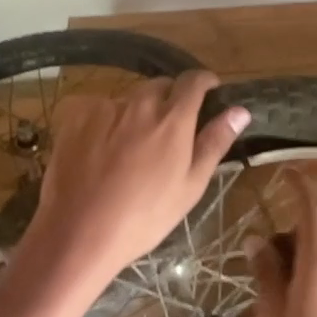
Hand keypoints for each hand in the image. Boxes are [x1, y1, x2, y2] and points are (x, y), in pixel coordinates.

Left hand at [31, 70, 248, 281]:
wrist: (78, 235)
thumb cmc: (144, 217)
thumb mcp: (190, 186)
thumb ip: (215, 142)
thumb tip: (240, 110)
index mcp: (173, 119)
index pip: (194, 80)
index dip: (204, 82)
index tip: (209, 92)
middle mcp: (140, 104)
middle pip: (160, 86)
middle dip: (169, 100)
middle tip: (166, 132)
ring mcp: (105, 108)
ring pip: (128, 99)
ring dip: (136, 112)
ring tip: (129, 147)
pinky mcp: (75, 117)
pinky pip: (98, 107)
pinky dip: (104, 120)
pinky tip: (99, 149)